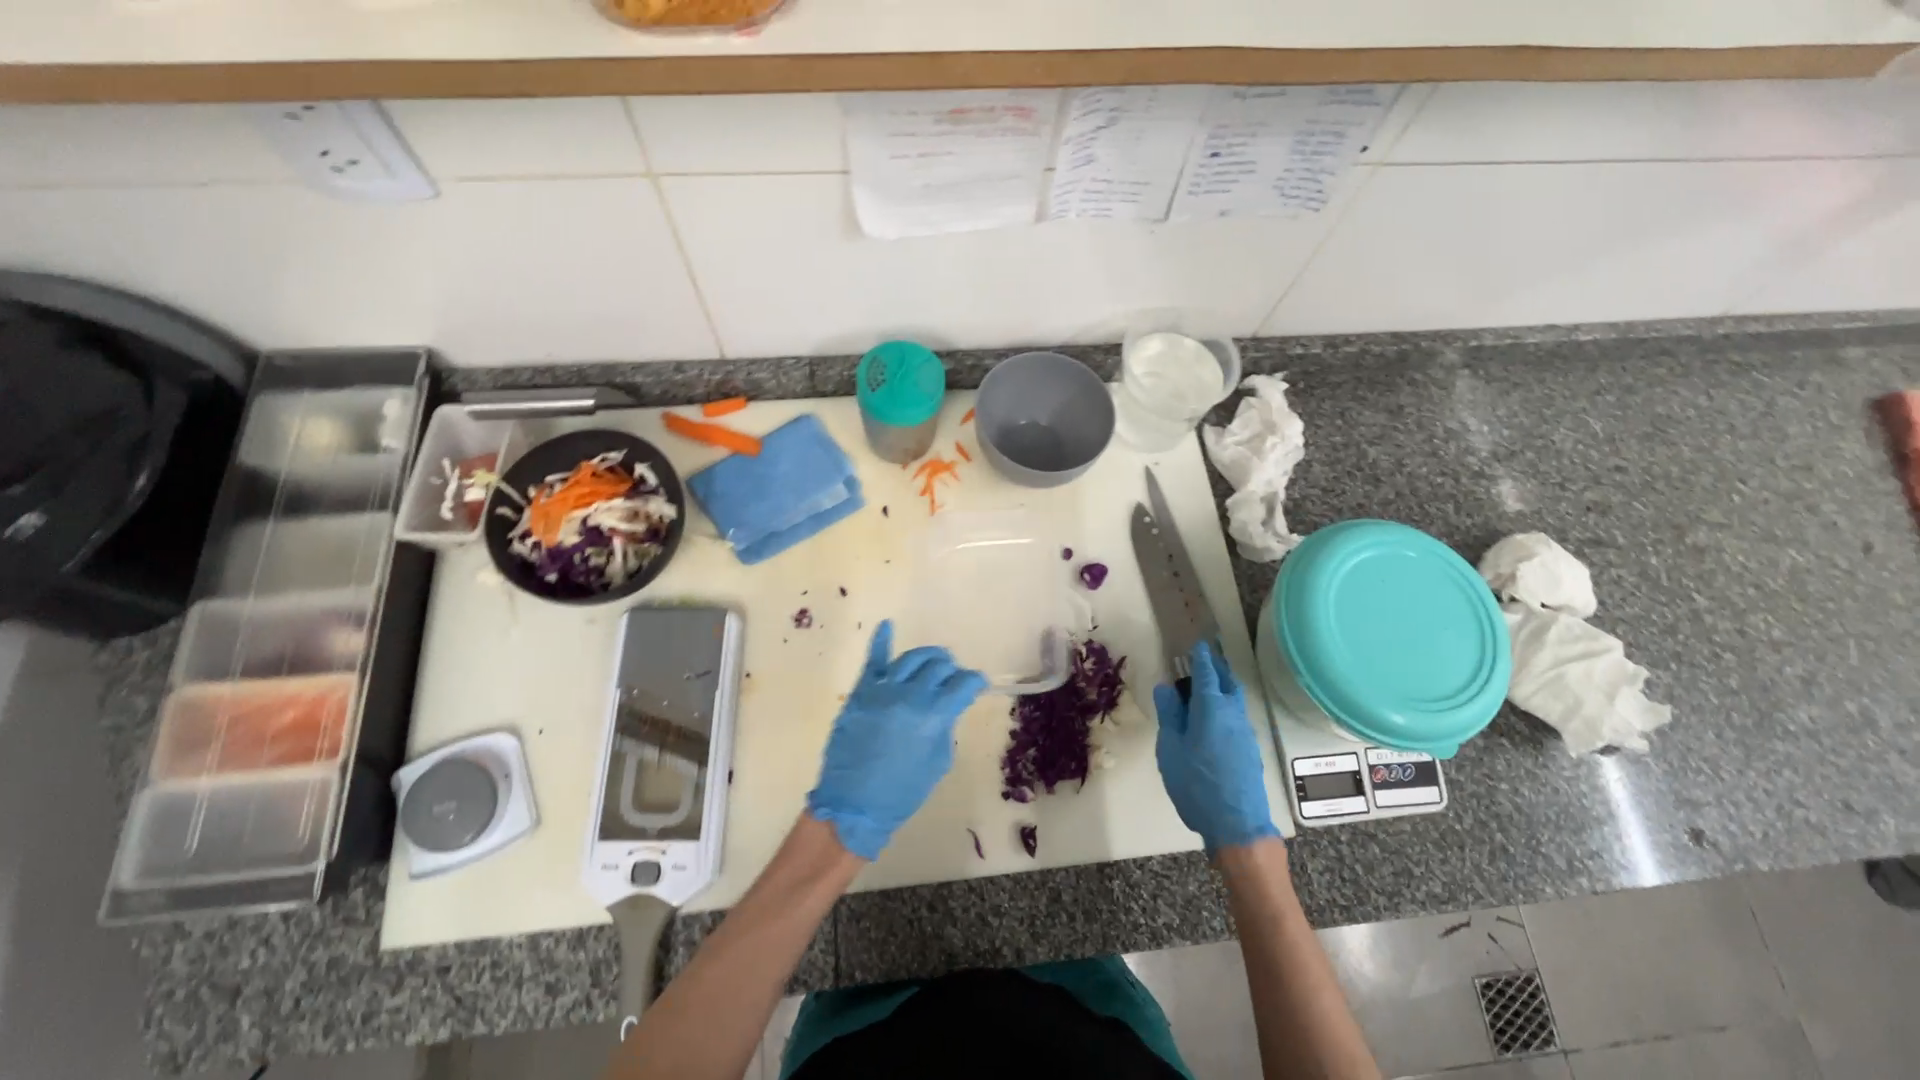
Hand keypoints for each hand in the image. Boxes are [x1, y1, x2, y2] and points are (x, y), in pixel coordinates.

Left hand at [806, 621, 988, 859]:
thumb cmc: (901, 792)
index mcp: (934, 716)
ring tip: (934, 660)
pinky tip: (887, 626)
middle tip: (952, 677)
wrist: (852, 804)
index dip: (974, 682)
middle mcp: (910, 695)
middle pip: (938, 666)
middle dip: (951, 669)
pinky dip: (881, 641)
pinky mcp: (860, 693)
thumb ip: (944, 728)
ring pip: (911, 658)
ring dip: (927, 656)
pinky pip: (873, 660)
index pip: (963, 684)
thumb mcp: (937, 763)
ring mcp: (882, 690)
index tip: (976, 685)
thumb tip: (946, 707)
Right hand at [1153, 641, 1279, 851]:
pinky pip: (1236, 718)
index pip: (1207, 673)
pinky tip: (1214, 722)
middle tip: (1205, 661)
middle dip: (1217, 669)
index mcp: (1212, 708)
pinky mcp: (1250, 749)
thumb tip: (1166, 687)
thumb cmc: (1196, 782)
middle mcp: (1233, 714)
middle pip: (1228, 683)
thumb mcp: (1171, 748)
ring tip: (1206, 690)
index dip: (1201, 657)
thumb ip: (1170, 715)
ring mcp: (1245, 732)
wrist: (1236, 823)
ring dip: (1222, 689)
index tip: (1198, 644)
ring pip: (1235, 701)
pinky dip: (1225, 708)